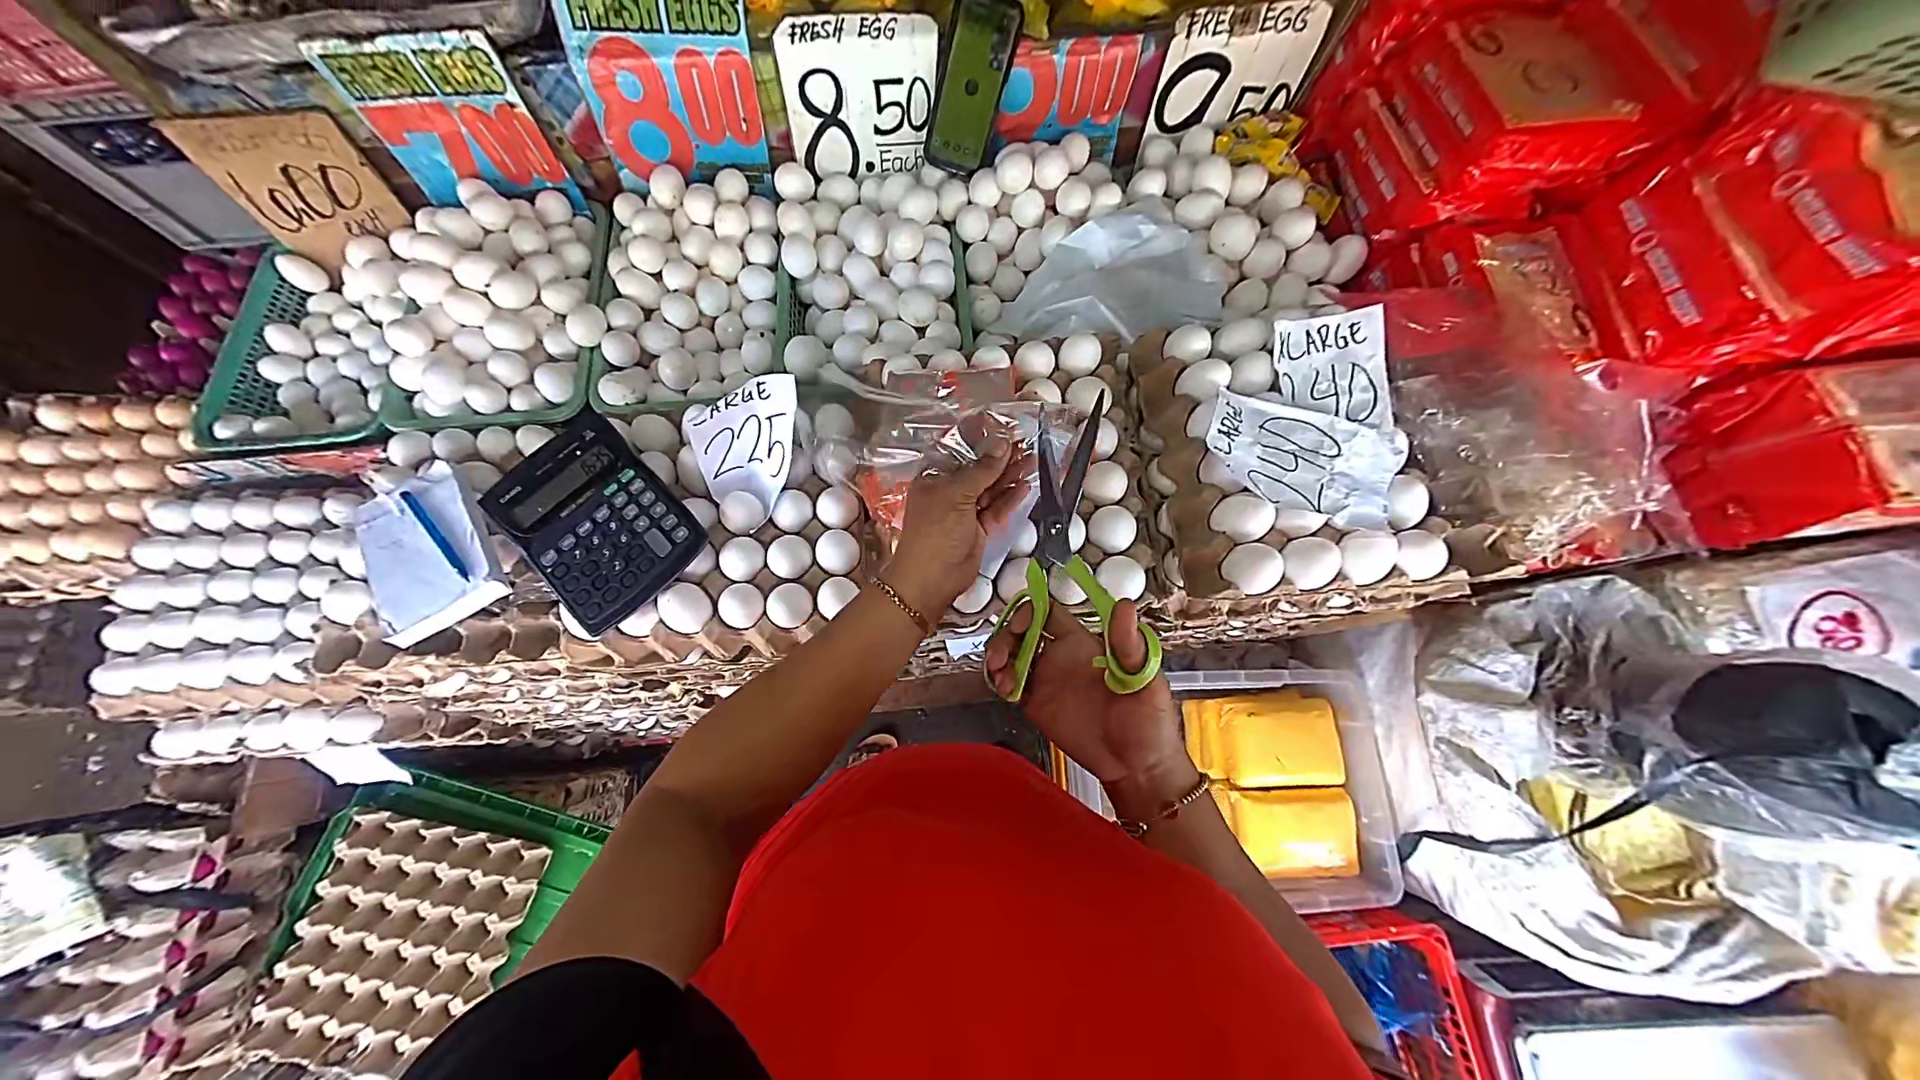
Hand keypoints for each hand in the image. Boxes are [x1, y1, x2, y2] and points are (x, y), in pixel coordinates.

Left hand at [882, 436, 1030, 617]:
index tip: (1007, 432)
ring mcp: (964, 511)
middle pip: (979, 470)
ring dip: (1010, 476)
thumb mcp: (956, 495)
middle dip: (1002, 459)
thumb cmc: (934, 534)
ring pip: (990, 489)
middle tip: (1026, 445)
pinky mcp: (977, 528)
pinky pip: (996, 508)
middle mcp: (948, 492)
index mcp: (934, 479)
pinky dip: (1010, 498)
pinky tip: (1025, 486)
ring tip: (1032, 460)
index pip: (961, 453)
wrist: (931, 579)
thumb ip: (981, 470)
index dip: (984, 443)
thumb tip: (1001, 445)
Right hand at [984, 599, 1195, 817]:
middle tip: (1002, 655)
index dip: (1030, 612)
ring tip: (1001, 676)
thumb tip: (1125, 606)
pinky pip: (1010, 685)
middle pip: (1022, 632)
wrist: (1138, 770)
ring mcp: (1048, 682)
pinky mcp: (1038, 706)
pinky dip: (1000, 682)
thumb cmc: (1149, 722)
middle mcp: (1062, 658)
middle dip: (1006, 636)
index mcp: (1084, 644)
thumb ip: (1128, 644)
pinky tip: (1007, 690)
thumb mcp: (1145, 679)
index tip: (1021, 625)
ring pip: (1012, 656)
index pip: (1049, 613)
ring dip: (999, 658)